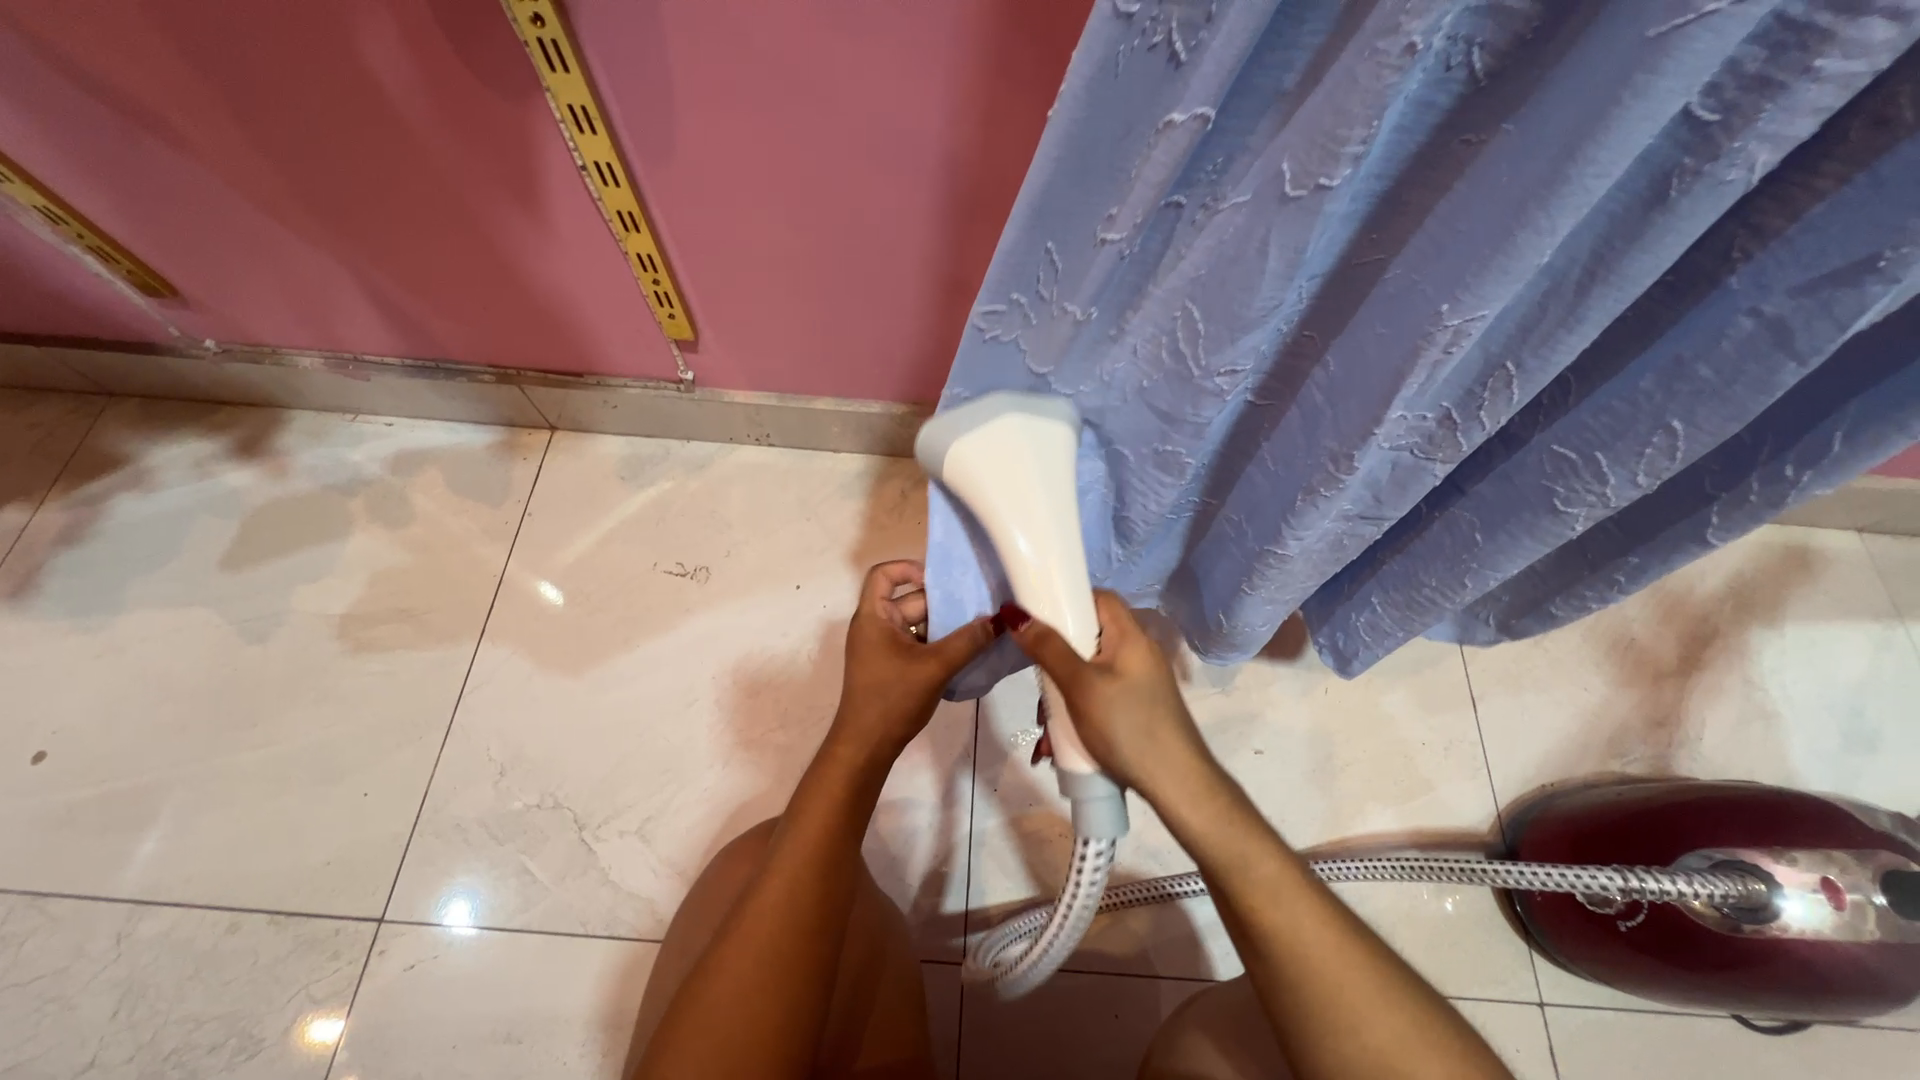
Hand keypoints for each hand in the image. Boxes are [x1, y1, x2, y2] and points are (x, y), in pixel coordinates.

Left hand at [832, 561, 998, 757]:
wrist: (867, 746)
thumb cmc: (893, 699)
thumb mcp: (935, 667)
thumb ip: (969, 641)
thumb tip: (1000, 619)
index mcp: (874, 616)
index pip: (884, 574)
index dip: (910, 569)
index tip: (941, 581)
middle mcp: (875, 626)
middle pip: (910, 600)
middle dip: (943, 603)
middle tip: (979, 606)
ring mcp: (883, 648)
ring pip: (918, 624)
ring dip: (945, 627)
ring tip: (980, 629)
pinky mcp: (892, 666)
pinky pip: (918, 644)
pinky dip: (939, 645)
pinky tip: (967, 653)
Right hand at [1007, 590, 1214, 800]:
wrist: (1177, 785)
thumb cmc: (1127, 726)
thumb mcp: (1080, 686)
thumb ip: (1048, 648)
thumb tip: (1015, 613)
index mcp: (1130, 636)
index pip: (1099, 597)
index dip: (1068, 600)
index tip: (1038, 620)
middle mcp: (1138, 653)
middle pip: (1088, 638)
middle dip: (1055, 663)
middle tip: (1038, 688)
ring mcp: (1140, 683)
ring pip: (1089, 674)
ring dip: (1061, 698)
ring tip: (1046, 732)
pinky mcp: (1138, 708)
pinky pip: (1099, 699)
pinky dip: (1077, 715)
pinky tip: (1060, 745)